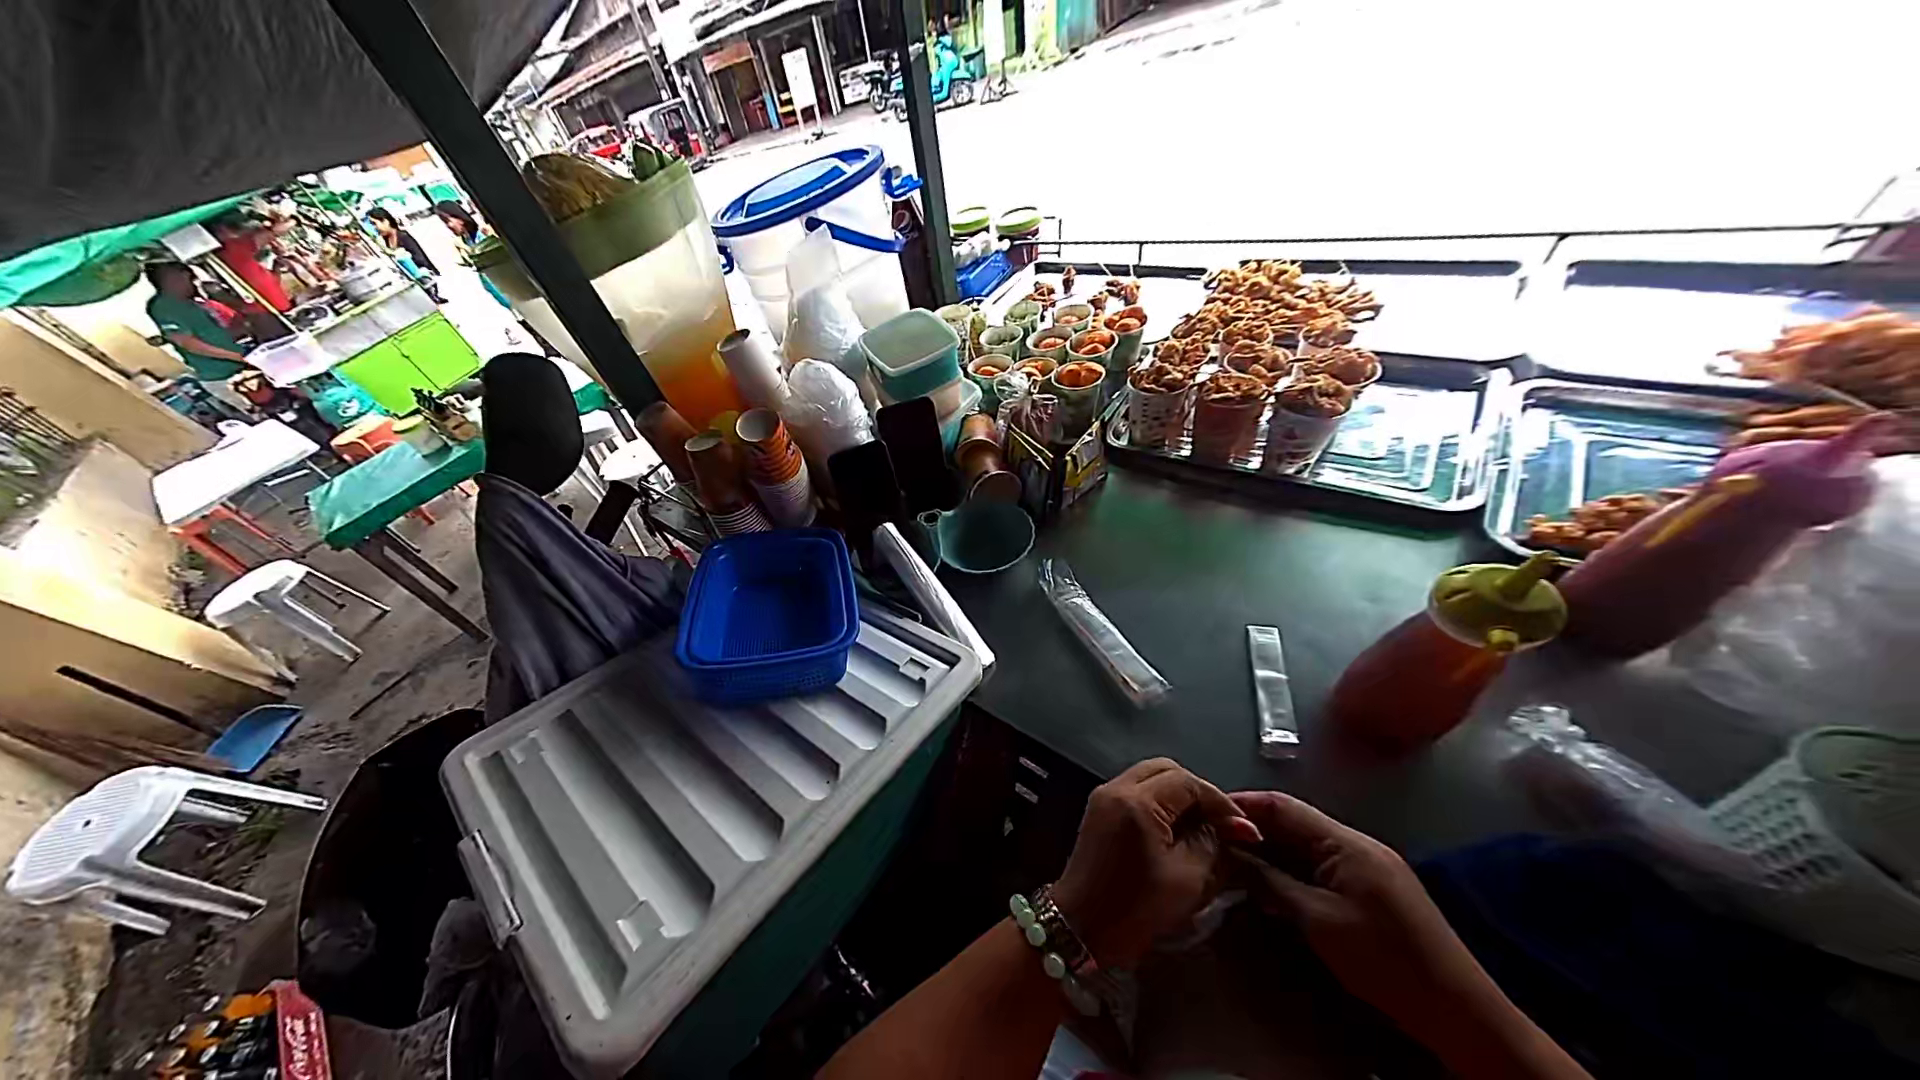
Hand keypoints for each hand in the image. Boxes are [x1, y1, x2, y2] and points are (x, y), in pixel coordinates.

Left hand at [1051, 759, 1260, 968]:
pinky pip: (1137, 790)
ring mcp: (1104, 797)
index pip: (1187, 782)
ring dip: (1179, 796)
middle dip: (1199, 792)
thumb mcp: (1188, 879)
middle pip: (1166, 770)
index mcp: (1136, 801)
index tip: (1244, 828)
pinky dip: (1160, 802)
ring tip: (1204, 826)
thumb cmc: (1135, 908)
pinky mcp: (1100, 810)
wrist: (1080, 928)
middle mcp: (1116, 788)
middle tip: (1223, 822)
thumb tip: (1232, 827)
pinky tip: (1178, 829)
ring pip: (1150, 777)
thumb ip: (1213, 844)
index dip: (1220, 802)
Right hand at [1227, 794, 1504, 1031]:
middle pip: (1293, 822)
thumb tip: (1232, 856)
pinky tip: (1268, 882)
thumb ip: (1271, 883)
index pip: (1283, 806)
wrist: (1458, 1011)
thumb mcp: (1317, 920)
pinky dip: (1290, 868)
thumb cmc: (1385, 960)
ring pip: (1305, 844)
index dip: (1243, 805)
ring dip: (1270, 850)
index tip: (1207, 812)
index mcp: (1346, 842)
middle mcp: (1357, 844)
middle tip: (1213, 838)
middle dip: (1253, 828)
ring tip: (1231, 858)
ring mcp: (1366, 865)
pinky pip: (1320, 864)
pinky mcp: (1370, 888)